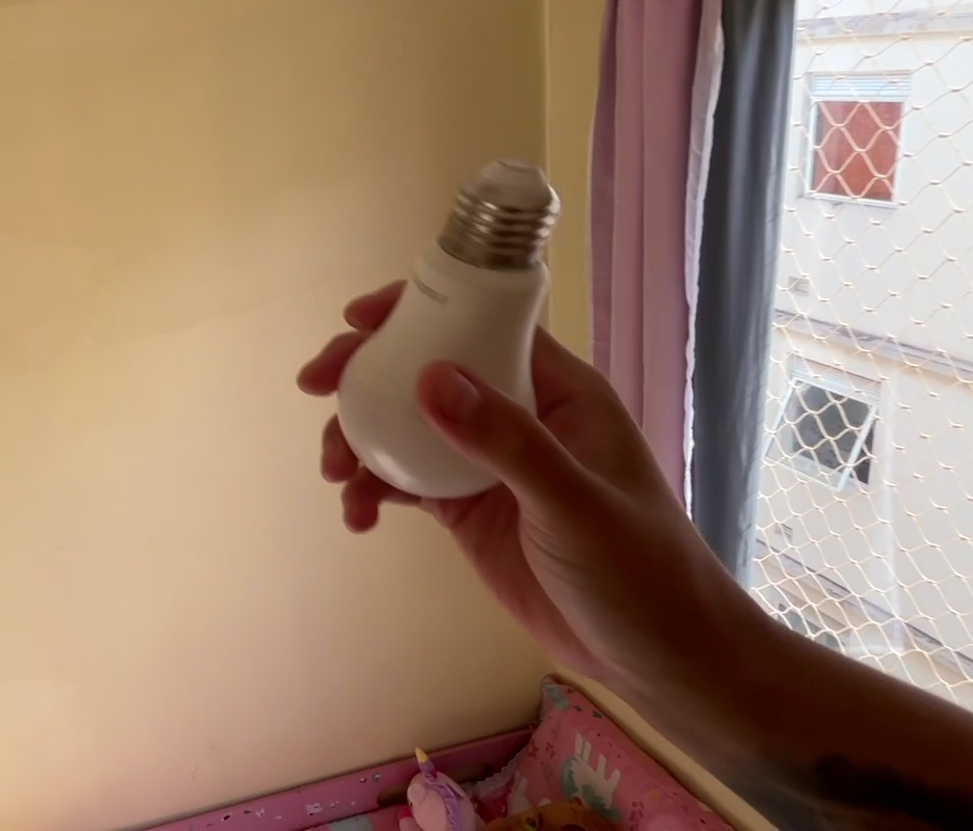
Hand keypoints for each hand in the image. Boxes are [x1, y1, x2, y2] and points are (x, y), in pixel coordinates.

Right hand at [297, 284, 767, 693]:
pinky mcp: (458, 502)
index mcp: (550, 390)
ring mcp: (478, 458)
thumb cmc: (640, 573)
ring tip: (336, 474)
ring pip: (397, 424)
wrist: (658, 662)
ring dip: (355, 439)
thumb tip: (426, 378)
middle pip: (418, 369)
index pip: (476, 324)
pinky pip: (398, 478)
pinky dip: (369, 490)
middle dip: (359, 374)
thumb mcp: (574, 504)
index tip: (356, 319)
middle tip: (315, 387)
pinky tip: (358, 516)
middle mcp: (508, 412)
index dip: (413, 311)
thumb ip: (506, 441)